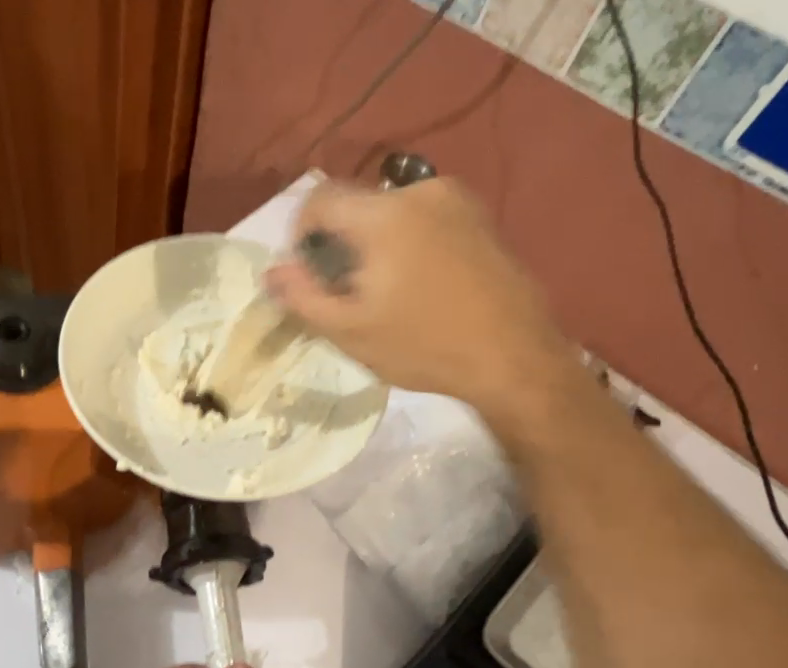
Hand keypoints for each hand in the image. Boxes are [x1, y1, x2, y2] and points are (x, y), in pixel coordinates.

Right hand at [265, 179, 581, 411]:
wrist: (515, 356)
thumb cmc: (425, 346)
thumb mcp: (350, 332)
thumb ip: (302, 297)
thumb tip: (272, 271)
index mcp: (384, 214)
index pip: (318, 199)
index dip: (300, 235)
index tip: (310, 276)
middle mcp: (420, 192)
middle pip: (356, 205)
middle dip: (339, 245)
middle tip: (346, 295)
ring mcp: (456, 200)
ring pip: (389, 214)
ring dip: (373, 246)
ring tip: (385, 295)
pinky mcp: (480, 217)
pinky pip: (422, 219)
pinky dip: (406, 245)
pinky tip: (419, 289)